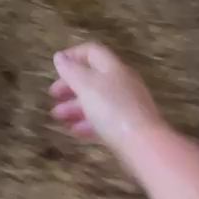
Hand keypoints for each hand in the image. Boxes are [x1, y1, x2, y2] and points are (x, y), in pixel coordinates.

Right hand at [49, 41, 164, 151]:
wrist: (145, 146)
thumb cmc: (112, 109)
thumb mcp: (85, 85)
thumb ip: (70, 70)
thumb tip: (59, 56)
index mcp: (113, 67)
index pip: (92, 52)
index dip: (72, 55)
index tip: (56, 67)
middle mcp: (122, 83)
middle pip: (92, 77)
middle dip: (70, 85)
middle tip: (53, 95)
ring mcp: (128, 106)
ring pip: (97, 100)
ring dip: (75, 106)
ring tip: (58, 117)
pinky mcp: (130, 127)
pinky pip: (105, 119)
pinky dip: (88, 123)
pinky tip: (75, 132)